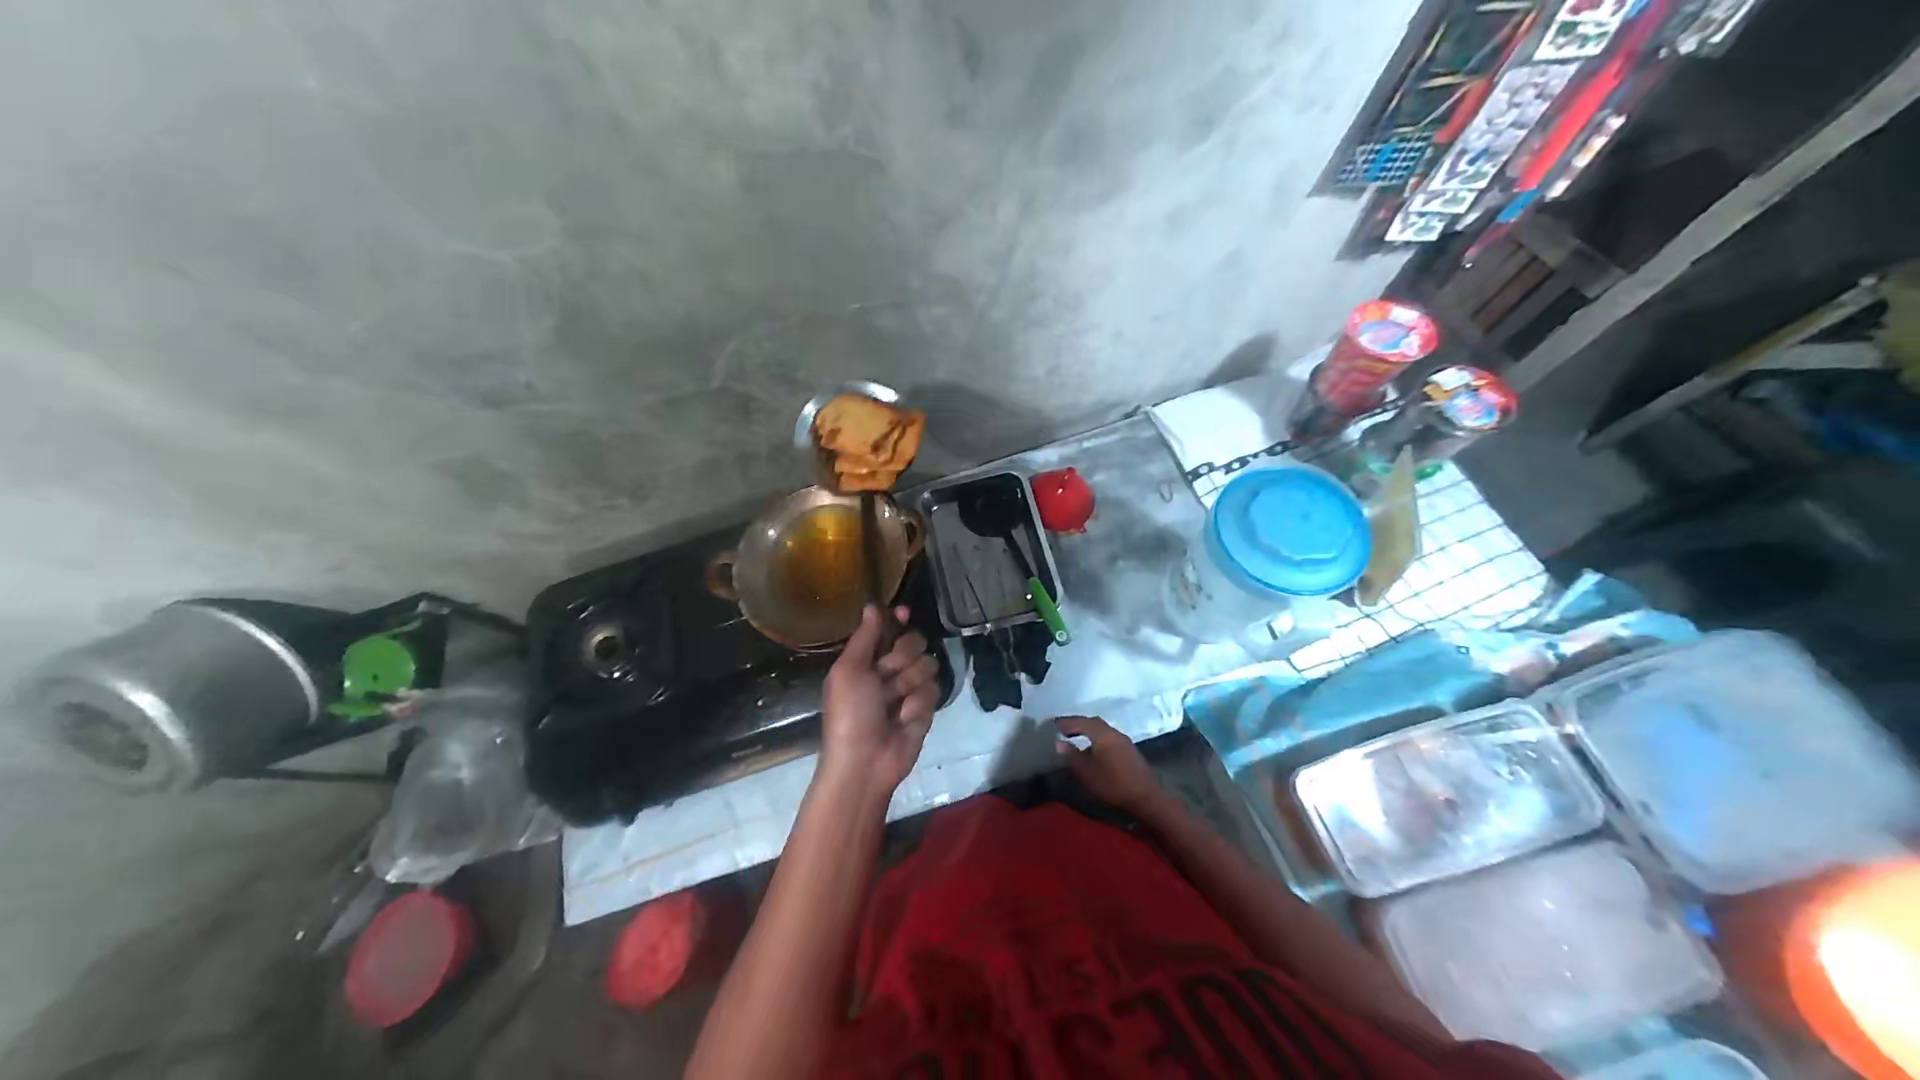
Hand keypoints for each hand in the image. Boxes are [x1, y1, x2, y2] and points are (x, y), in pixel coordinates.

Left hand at [819, 606, 941, 801]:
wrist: (865, 762)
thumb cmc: (850, 713)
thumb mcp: (848, 671)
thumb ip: (864, 637)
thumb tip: (872, 605)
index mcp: (865, 660)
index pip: (888, 629)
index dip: (897, 620)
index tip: (904, 613)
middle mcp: (889, 671)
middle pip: (914, 642)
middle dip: (904, 655)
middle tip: (888, 673)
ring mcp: (909, 689)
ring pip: (928, 664)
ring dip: (910, 683)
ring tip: (894, 704)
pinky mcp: (925, 708)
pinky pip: (933, 690)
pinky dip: (918, 704)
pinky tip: (904, 719)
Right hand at [1054, 715, 1162, 814]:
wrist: (1145, 797)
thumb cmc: (1112, 784)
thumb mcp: (1087, 772)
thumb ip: (1072, 755)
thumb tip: (1058, 742)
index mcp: (1102, 734)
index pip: (1080, 722)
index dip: (1066, 722)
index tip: (1053, 723)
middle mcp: (1114, 732)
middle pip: (1093, 722)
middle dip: (1077, 723)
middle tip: (1062, 728)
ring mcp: (1124, 740)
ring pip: (1102, 729)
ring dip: (1088, 730)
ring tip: (1075, 736)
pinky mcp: (1129, 749)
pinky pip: (1108, 736)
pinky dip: (1096, 737)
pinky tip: (1092, 748)